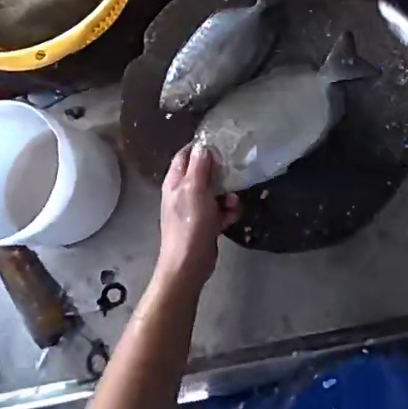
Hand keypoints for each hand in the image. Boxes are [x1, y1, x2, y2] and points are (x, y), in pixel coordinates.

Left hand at [156, 144, 240, 289]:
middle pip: (203, 172)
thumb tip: (203, 146)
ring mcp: (194, 208)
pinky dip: (227, 211)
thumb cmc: (190, 223)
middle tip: (232, 172)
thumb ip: (199, 166)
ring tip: (232, 202)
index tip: (219, 144)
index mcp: (175, 181)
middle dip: (219, 173)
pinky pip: (220, 210)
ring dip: (227, 194)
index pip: (185, 155)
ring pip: (214, 191)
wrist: (189, 264)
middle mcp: (183, 192)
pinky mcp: (206, 223)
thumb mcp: (194, 189)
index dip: (200, 148)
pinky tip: (232, 217)